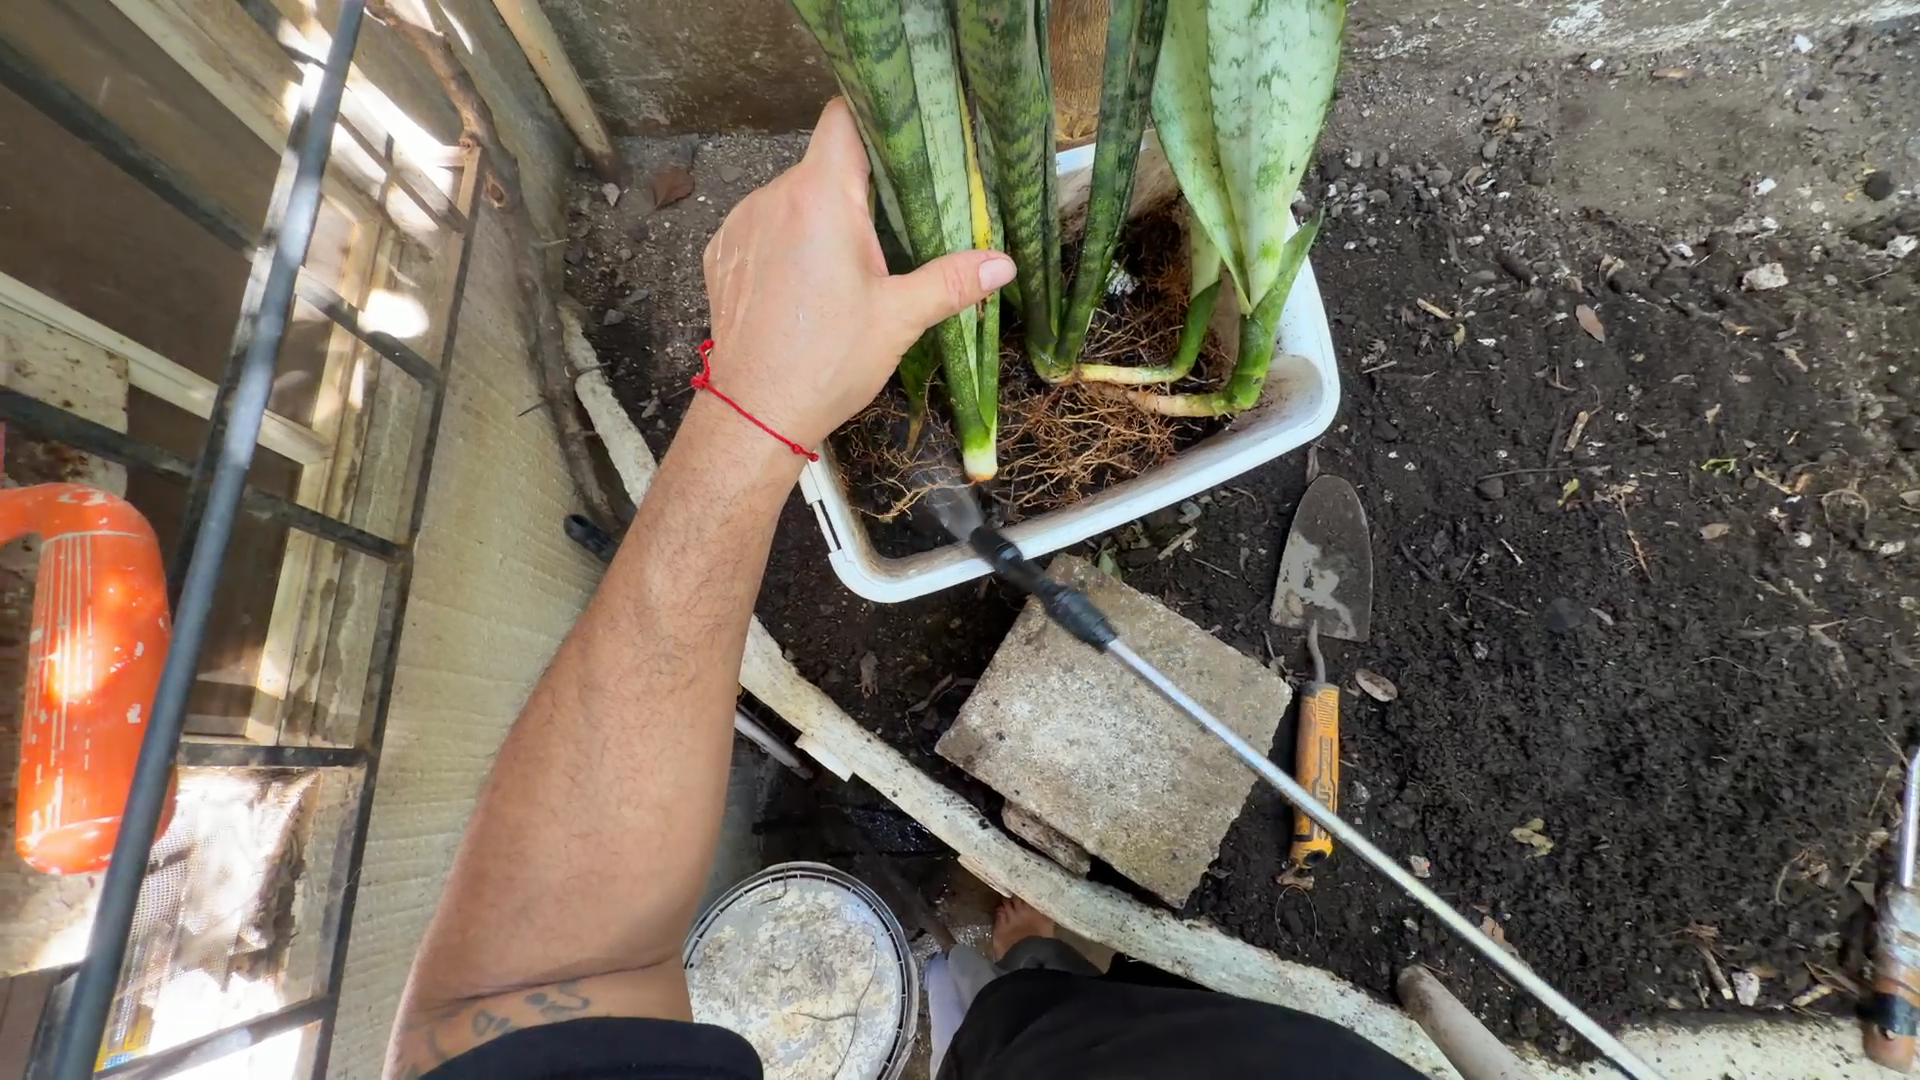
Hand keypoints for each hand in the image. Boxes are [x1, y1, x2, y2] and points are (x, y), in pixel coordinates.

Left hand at [700, 98, 1015, 450]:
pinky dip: (785, 245)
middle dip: (857, 192)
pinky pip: (762, 229)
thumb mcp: (899, 320)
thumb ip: (952, 282)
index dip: (873, 120)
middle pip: (822, 166)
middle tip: (889, 234)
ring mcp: (740, 224)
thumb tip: (1003, 264)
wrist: (757, 412)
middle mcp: (773, 196)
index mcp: (821, 198)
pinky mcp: (722, 254)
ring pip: (791, 200)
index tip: (901, 146)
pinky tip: (802, 289)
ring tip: (842, 273)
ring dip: (819, 222)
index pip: (844, 118)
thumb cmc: (829, 363)